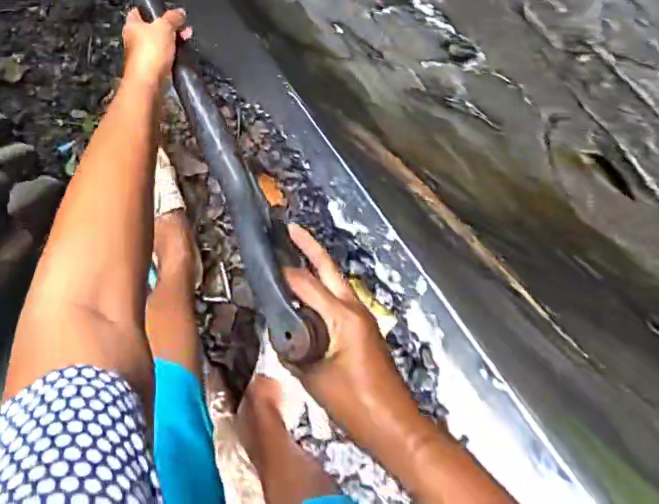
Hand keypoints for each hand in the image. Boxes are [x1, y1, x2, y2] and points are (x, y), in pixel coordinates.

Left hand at [120, 8, 188, 84]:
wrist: (148, 83)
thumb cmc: (151, 51)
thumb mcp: (164, 27)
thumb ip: (173, 17)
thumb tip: (180, 12)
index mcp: (132, 26)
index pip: (137, 11)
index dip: (149, 8)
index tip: (163, 7)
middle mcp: (135, 40)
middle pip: (152, 27)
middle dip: (168, 24)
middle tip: (183, 23)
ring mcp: (143, 55)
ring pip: (160, 41)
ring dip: (174, 37)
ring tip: (188, 35)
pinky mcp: (153, 67)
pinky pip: (165, 55)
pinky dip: (174, 51)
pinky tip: (185, 49)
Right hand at [281, 224, 416, 439]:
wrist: (398, 431)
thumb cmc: (357, 406)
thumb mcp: (314, 377)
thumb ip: (293, 349)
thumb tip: (278, 331)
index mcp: (342, 316)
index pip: (304, 283)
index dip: (281, 271)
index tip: (260, 260)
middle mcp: (354, 309)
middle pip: (327, 268)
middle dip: (308, 246)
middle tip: (288, 227)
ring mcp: (362, 318)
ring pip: (335, 280)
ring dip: (316, 263)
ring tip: (295, 250)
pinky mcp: (363, 330)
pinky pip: (339, 297)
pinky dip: (322, 286)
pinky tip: (308, 292)